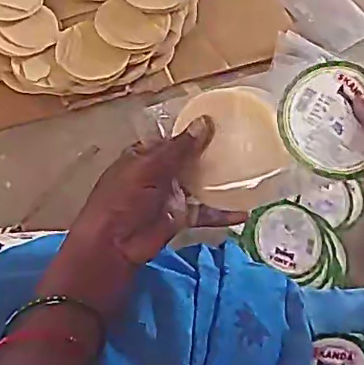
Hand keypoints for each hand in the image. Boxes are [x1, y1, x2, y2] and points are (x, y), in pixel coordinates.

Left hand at [43, 120, 247, 311]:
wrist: (113, 245)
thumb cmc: (124, 198)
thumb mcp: (149, 167)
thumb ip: (180, 148)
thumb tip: (206, 122)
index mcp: (146, 154)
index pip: (173, 137)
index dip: (194, 128)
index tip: (223, 119)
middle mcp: (161, 172)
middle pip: (191, 159)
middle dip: (213, 152)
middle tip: (244, 141)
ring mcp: (172, 195)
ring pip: (201, 184)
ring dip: (221, 181)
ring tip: (250, 171)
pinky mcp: (181, 217)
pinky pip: (205, 211)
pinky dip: (222, 213)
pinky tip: (244, 212)